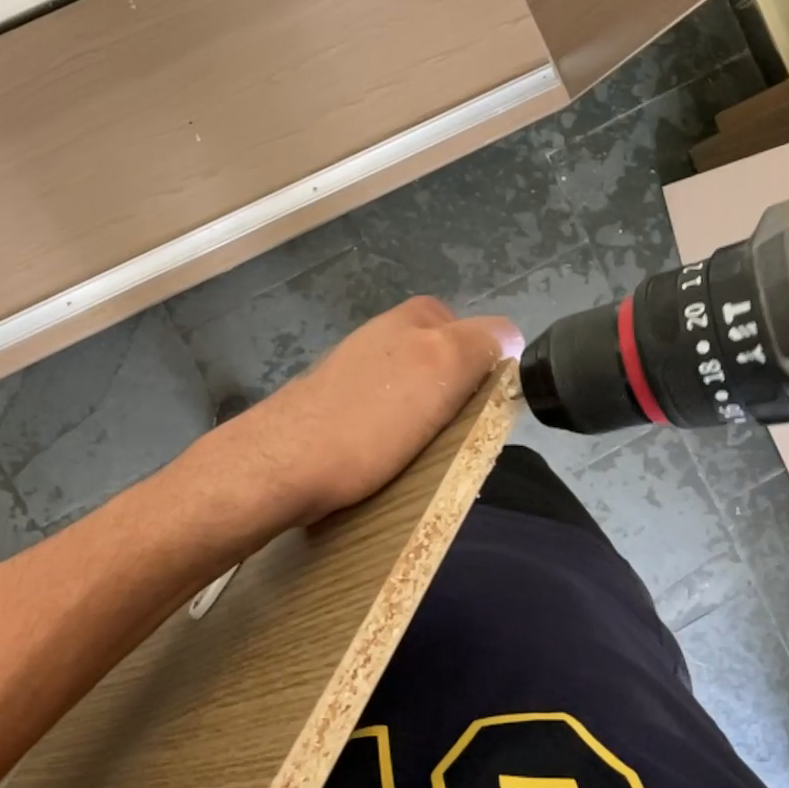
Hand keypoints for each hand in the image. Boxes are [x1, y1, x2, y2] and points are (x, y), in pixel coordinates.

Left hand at [192, 297, 520, 534]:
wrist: (280, 467)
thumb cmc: (369, 423)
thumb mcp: (443, 367)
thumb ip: (481, 341)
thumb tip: (508, 336)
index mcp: (414, 320)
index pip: (482, 335)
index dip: (489, 372)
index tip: (481, 410)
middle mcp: (385, 336)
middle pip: (446, 362)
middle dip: (456, 393)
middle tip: (454, 432)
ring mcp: (356, 371)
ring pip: (414, 390)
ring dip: (423, 416)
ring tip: (417, 452)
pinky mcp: (334, 406)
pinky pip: (382, 414)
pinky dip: (390, 433)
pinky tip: (382, 458)